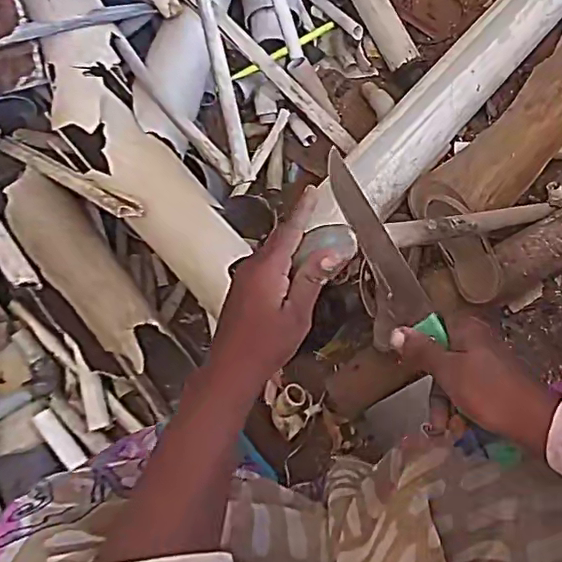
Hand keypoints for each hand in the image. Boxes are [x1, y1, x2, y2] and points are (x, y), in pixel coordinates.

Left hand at [205, 192, 344, 386]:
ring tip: (314, 253)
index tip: (311, 192)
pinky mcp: (241, 289)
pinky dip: (282, 263)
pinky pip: (265, 266)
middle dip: (300, 227)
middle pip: (279, 238)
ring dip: (292, 248)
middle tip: (321, 223)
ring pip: (272, 252)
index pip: (289, 230)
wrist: (231, 369)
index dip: (302, 209)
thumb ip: (312, 279)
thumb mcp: (298, 314)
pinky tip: (294, 276)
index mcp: (267, 270)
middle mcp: (251, 269)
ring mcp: (243, 278)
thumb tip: (330, 254)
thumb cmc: (262, 348)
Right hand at [391, 313, 560, 455]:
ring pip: (454, 382)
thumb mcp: (449, 372)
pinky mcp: (497, 384)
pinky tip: (465, 429)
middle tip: (437, 420)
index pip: (433, 329)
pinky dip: (464, 411)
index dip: (420, 351)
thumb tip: (396, 331)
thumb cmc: (490, 392)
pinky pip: (471, 393)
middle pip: (442, 361)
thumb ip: (422, 351)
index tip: (413, 372)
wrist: (535, 422)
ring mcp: (489, 364)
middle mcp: (478, 342)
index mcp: (467, 330)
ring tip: (452, 431)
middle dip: (436, 394)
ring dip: (448, 408)